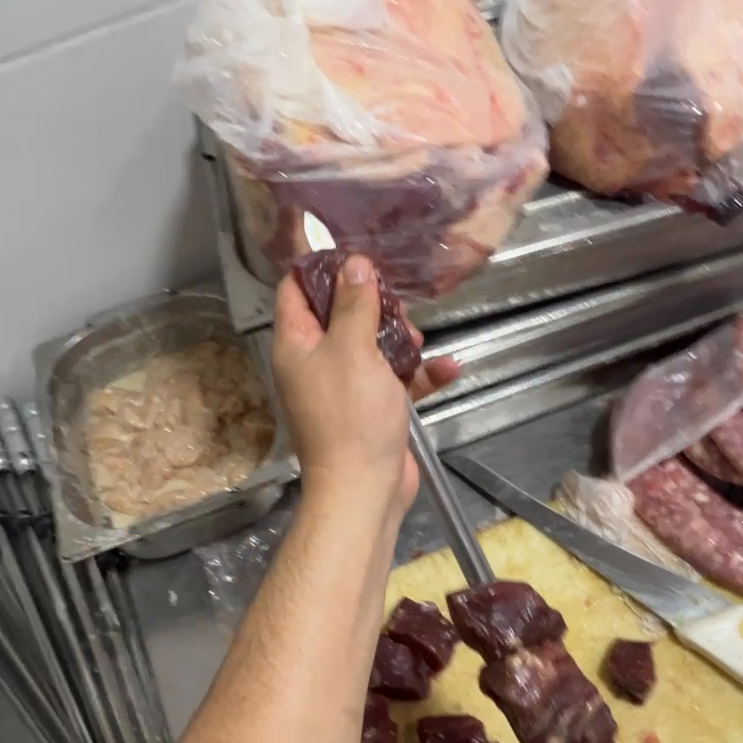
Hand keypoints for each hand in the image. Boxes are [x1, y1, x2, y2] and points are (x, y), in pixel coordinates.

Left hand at [271, 254, 456, 513]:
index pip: (295, 291)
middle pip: (341, 315)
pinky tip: (448, 368)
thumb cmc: (351, 416)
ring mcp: (345, 387)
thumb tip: (353, 264)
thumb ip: (354, 304)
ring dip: (400, 340)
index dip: (319, 268)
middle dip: (373, 306)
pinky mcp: (373, 409)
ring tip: (418, 341)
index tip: (353, 254)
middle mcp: (316, 362)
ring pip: (373, 346)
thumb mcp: (353, 349)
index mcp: (297, 345)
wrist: (364, 488)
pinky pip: (397, 381)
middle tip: (395, 309)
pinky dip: (420, 375)